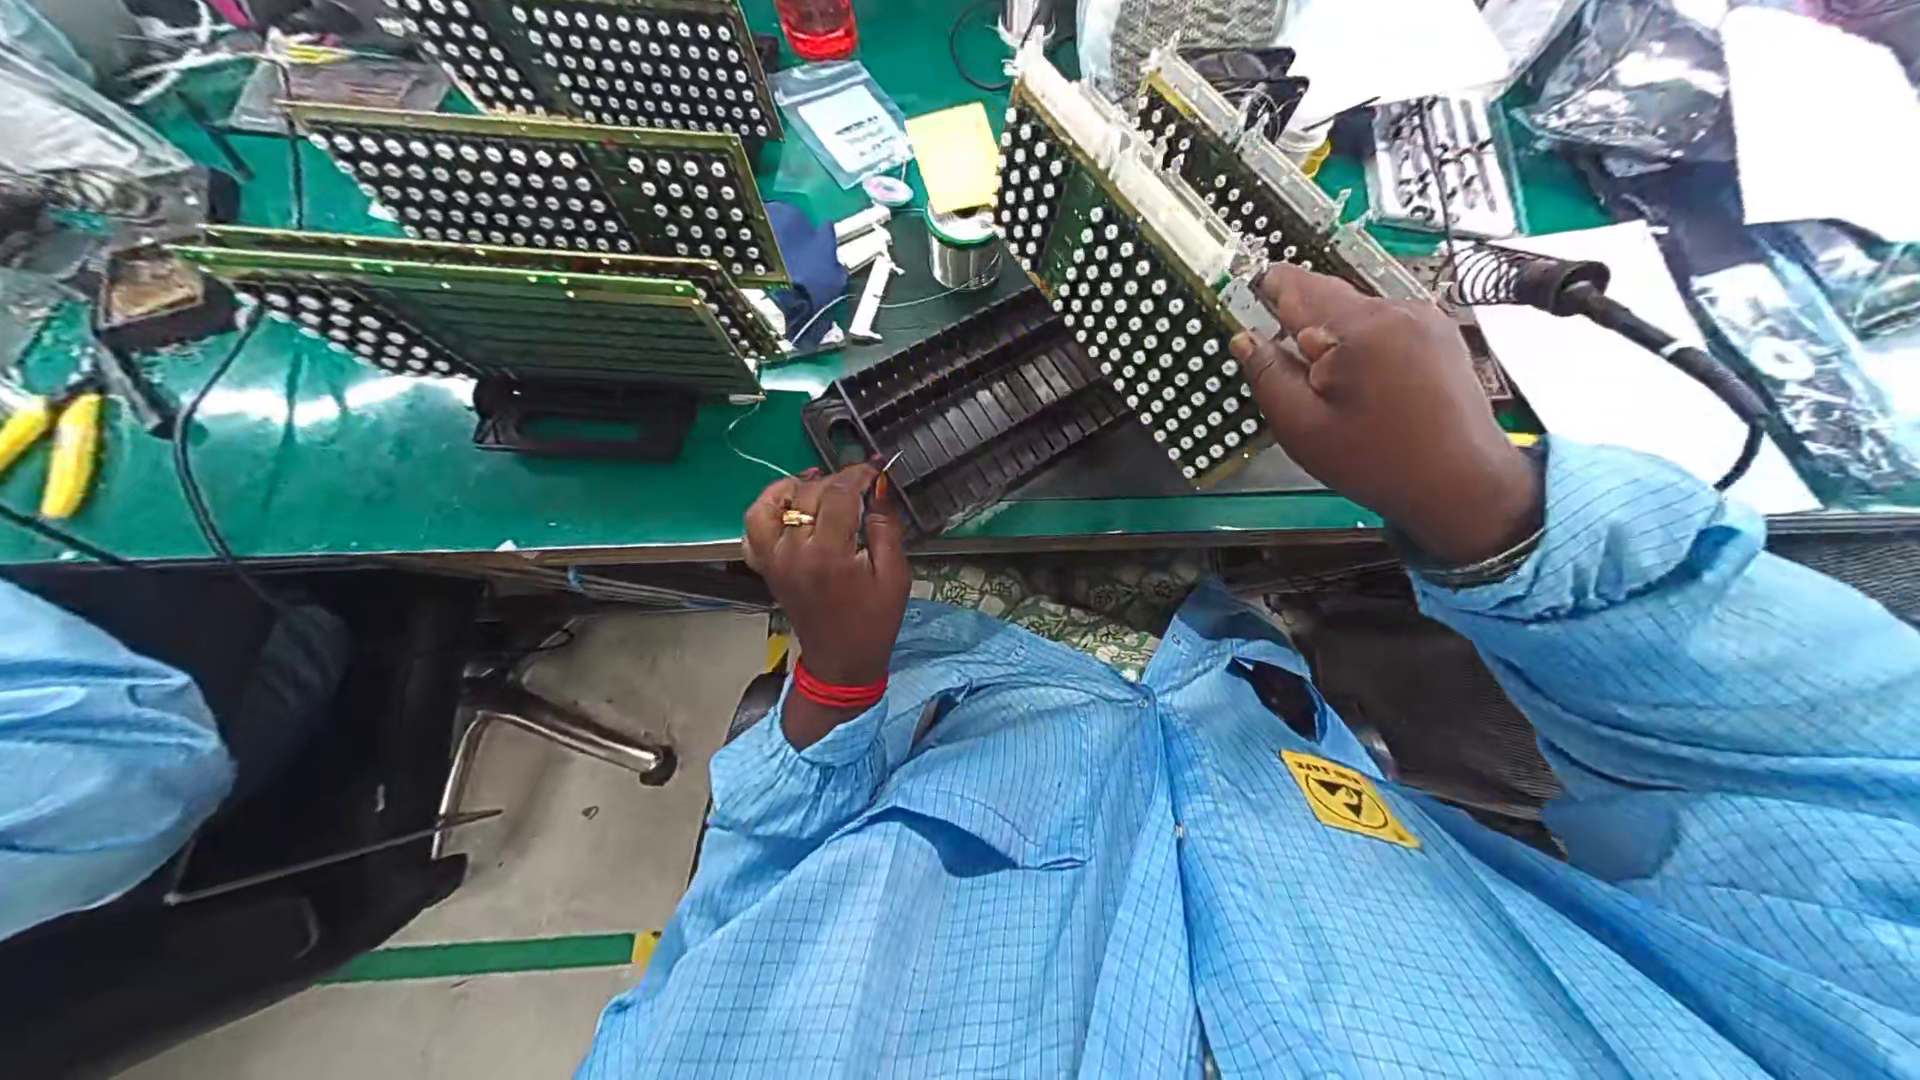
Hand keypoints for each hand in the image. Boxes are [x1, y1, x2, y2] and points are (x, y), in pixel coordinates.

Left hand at [743, 464, 909, 744]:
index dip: (858, 474)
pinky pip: (753, 528)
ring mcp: (773, 558)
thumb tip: (879, 486)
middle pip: (809, 493)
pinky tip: (789, 506)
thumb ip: (886, 525)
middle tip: (859, 484)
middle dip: (836, 481)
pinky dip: (768, 509)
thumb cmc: (874, 621)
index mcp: (829, 554)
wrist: (842, 660)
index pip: (839, 493)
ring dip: (797, 487)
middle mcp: (793, 551)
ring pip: (773, 504)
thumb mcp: (895, 574)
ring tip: (820, 486)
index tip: (874, 470)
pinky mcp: (766, 566)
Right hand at [1230, 264, 1541, 565]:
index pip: (1297, 290)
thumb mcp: (1302, 425)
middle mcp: (1398, 312)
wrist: (1458, 483)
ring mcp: (1423, 320)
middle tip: (1265, 331)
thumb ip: (1267, 376)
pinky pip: (1379, 325)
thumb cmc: (1377, 461)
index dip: (1264, 287)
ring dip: (1323, 331)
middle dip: (1293, 313)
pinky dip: (1352, 341)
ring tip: (1307, 369)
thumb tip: (1244, 340)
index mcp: (1361, 329)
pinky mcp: (1436, 336)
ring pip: (1353, 312)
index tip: (1244, 283)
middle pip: (1327, 297)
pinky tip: (1344, 374)